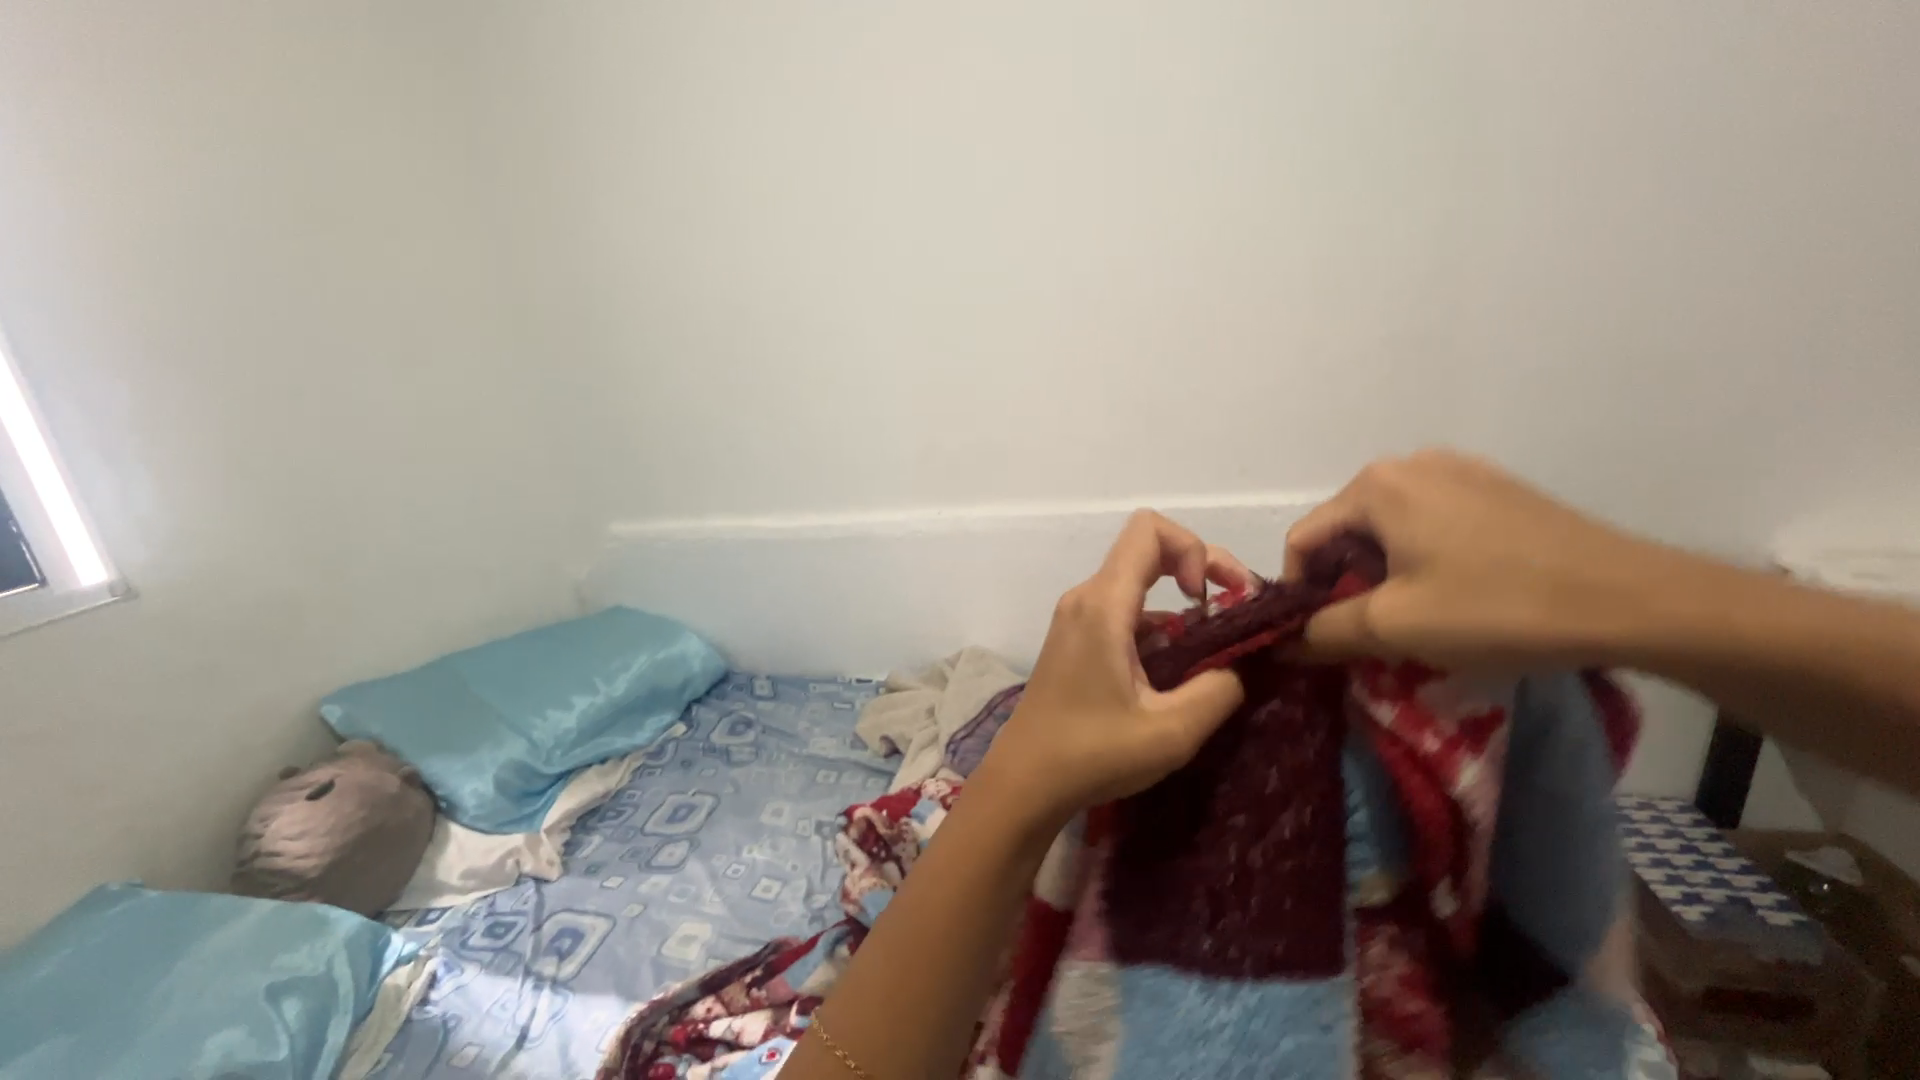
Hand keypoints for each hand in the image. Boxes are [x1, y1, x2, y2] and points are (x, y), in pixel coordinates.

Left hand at [974, 511, 1250, 822]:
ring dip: (1182, 613)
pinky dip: (1160, 634)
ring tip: (1213, 661)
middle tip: (1237, 618)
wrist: (1025, 782)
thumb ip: (1218, 688)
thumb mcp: (1171, 731)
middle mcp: (1086, 599)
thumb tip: (1239, 664)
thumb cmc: (1092, 755)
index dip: (1195, 547)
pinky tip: (1178, 678)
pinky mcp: (1076, 643)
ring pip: (1140, 589)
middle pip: (1148, 554)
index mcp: (1103, 605)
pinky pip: (1125, 616)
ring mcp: (1077, 620)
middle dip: (1200, 575)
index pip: (1149, 530)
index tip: (1212, 598)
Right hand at [1285, 449, 1668, 668]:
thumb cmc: (1497, 608)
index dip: (1297, 594)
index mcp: (1375, 486)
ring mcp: (1462, 471)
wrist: (1636, 602)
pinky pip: (1433, 524)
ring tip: (1415, 620)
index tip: (1318, 638)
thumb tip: (1281, 643)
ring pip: (1389, 530)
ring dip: (1383, 576)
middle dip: (1344, 584)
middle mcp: (1411, 464)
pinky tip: (1457, 595)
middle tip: (1368, 634)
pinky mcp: (1499, 490)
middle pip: (1346, 532)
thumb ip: (1322, 632)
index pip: (1302, 540)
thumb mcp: (1393, 627)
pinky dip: (1423, 561)